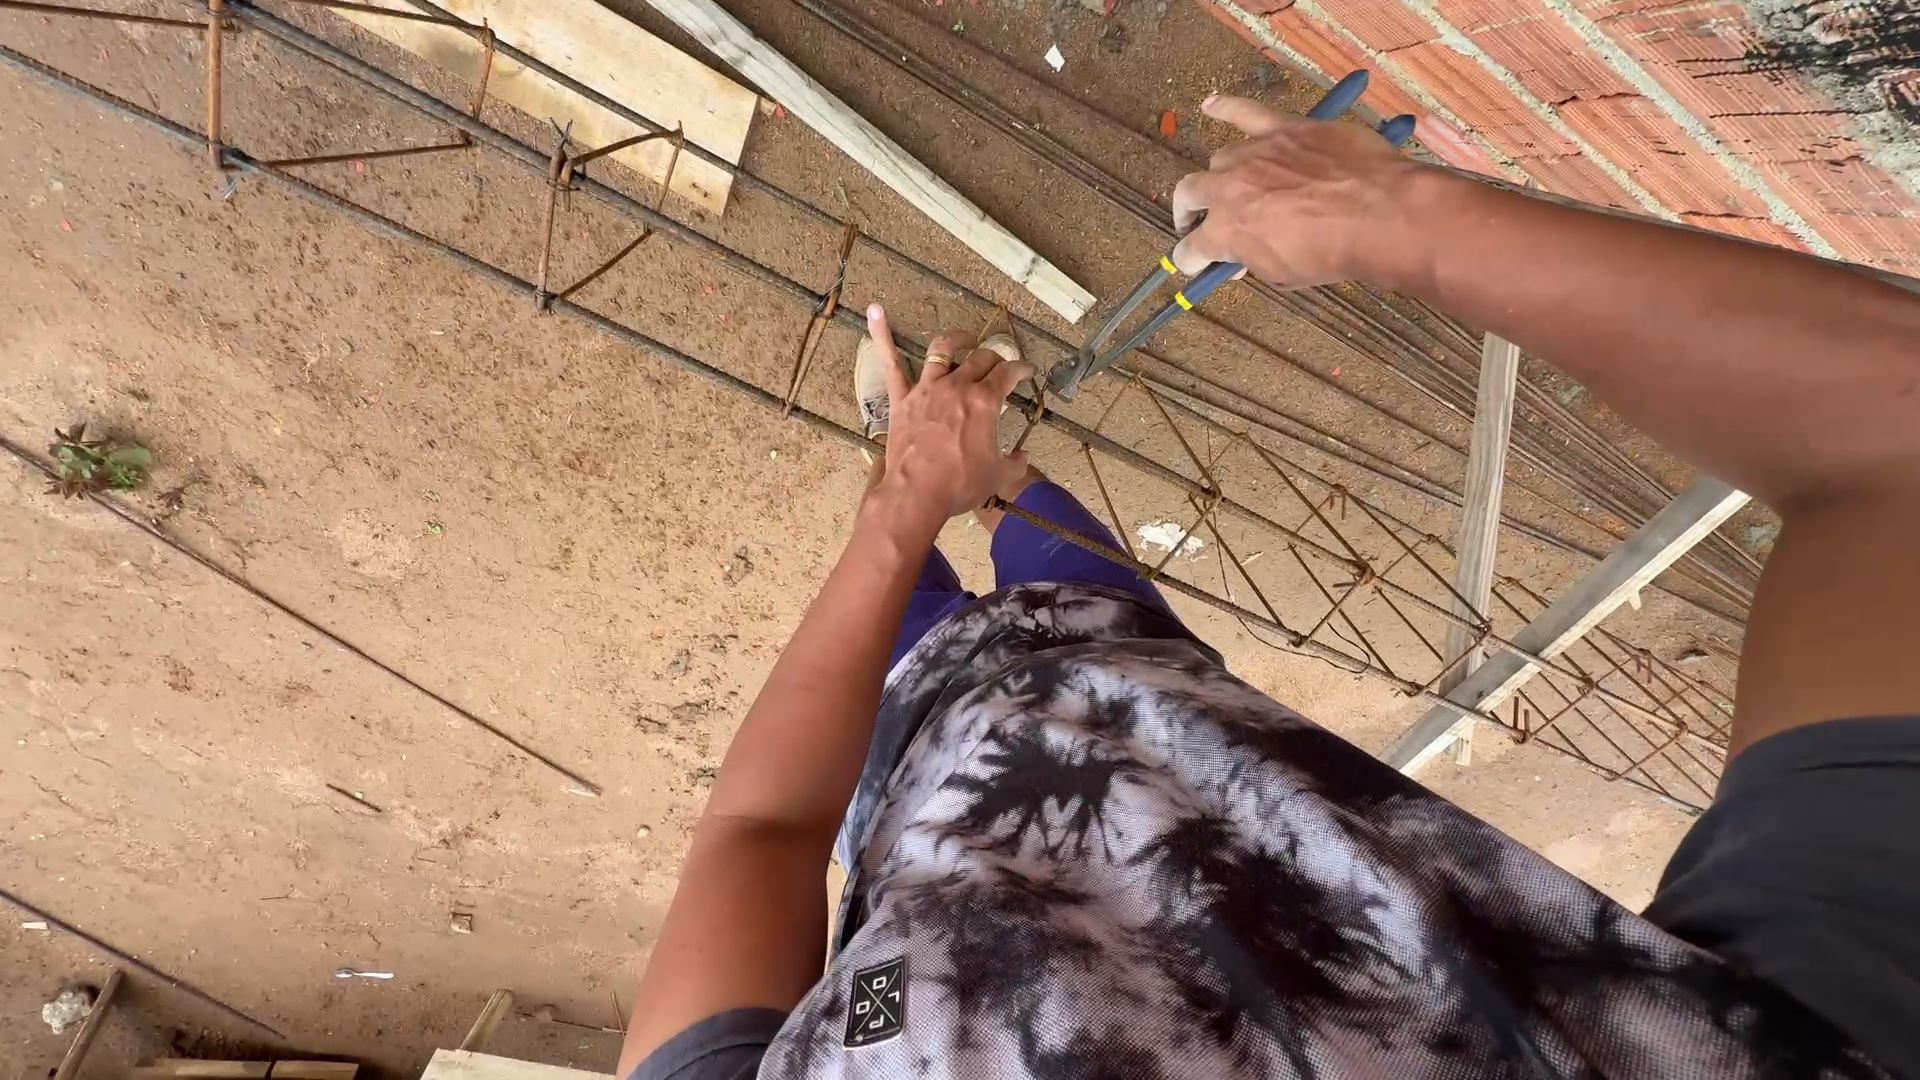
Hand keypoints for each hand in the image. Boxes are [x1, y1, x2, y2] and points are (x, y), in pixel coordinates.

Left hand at [864, 305, 1033, 520]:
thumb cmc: (959, 485)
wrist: (917, 494)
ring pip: (941, 351)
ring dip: (956, 340)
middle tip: (999, 365)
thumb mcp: (998, 477)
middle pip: (980, 359)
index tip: (1026, 371)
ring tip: (964, 339)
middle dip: (994, 358)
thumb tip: (1023, 457)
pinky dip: (881, 335)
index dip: (1021, 369)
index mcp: (985, 402)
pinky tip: (875, 310)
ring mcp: (926, 390)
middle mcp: (956, 387)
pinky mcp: (901, 400)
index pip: (1008, 374)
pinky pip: (890, 363)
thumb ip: (1016, 463)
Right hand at [1170, 95, 1422, 286]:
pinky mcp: (1283, 129)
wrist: (1379, 214)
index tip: (1200, 264)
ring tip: (1234, 184)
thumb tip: (1241, 254)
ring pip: (1219, 160)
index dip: (1193, 261)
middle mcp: (1229, 190)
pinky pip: (1245, 112)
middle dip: (1189, 212)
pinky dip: (1225, 108)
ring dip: (1222, 176)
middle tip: (1200, 222)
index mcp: (1224, 233)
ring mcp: (1254, 155)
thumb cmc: (1330, 252)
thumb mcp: (1279, 273)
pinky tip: (1210, 105)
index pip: (1188, 250)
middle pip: (1189, 194)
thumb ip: (1250, 259)